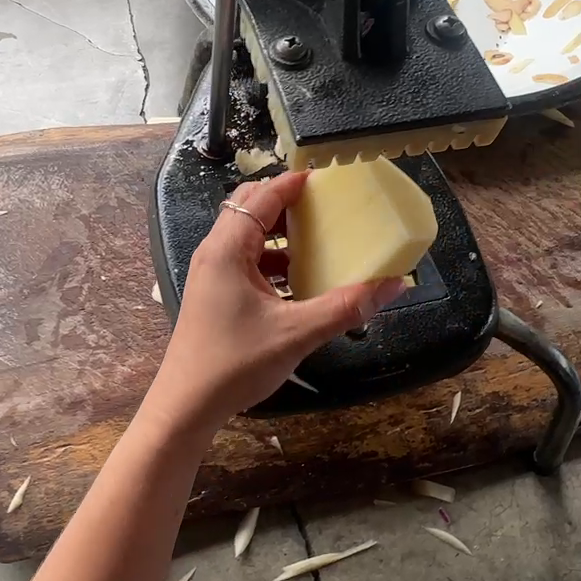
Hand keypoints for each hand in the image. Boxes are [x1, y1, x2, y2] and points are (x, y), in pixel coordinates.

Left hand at [139, 170, 404, 437]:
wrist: (187, 404)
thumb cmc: (235, 363)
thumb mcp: (297, 333)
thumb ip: (346, 306)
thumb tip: (393, 284)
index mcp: (228, 248)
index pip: (262, 195)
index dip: (293, 182)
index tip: (327, 176)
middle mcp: (214, 252)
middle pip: (250, 208)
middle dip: (287, 202)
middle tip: (325, 205)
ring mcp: (211, 273)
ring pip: (246, 235)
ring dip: (279, 233)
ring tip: (318, 240)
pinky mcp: (214, 293)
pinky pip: (244, 261)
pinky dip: (271, 260)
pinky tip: (297, 281)